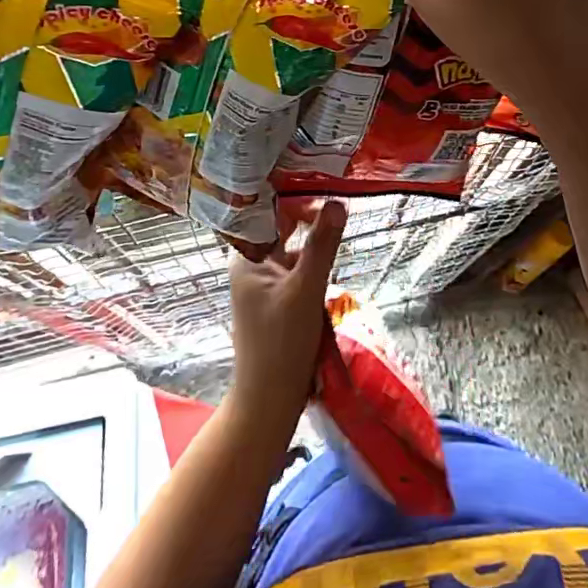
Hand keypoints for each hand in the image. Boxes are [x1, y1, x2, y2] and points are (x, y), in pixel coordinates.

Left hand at [226, 199, 345, 420]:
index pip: (270, 215)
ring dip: (316, 249)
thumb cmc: (281, 343)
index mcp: (246, 258)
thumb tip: (338, 202)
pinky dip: (315, 271)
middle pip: (284, 233)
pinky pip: (299, 275)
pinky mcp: (279, 303)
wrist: (270, 401)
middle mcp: (252, 267)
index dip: (296, 199)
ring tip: (340, 229)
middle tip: (341, 202)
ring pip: (295, 254)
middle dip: (311, 223)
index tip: (327, 186)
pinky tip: (332, 268)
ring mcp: (265, 286)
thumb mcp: (305, 289)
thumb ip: (322, 246)